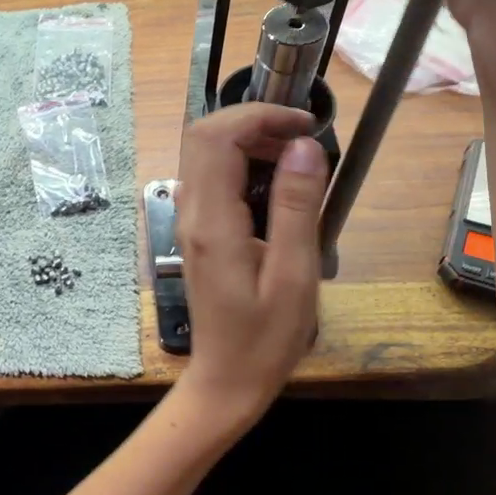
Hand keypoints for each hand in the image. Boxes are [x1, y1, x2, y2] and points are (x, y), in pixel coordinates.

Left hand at [174, 103, 328, 420]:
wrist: (227, 378)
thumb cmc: (265, 338)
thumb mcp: (294, 275)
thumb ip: (296, 207)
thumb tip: (303, 146)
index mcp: (212, 223)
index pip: (216, 138)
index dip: (259, 115)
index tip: (305, 125)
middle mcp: (191, 215)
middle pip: (204, 138)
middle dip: (253, 122)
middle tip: (303, 140)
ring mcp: (190, 225)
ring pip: (206, 157)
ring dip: (249, 143)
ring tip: (298, 160)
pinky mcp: (198, 234)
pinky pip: (213, 181)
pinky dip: (243, 166)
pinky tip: (278, 186)